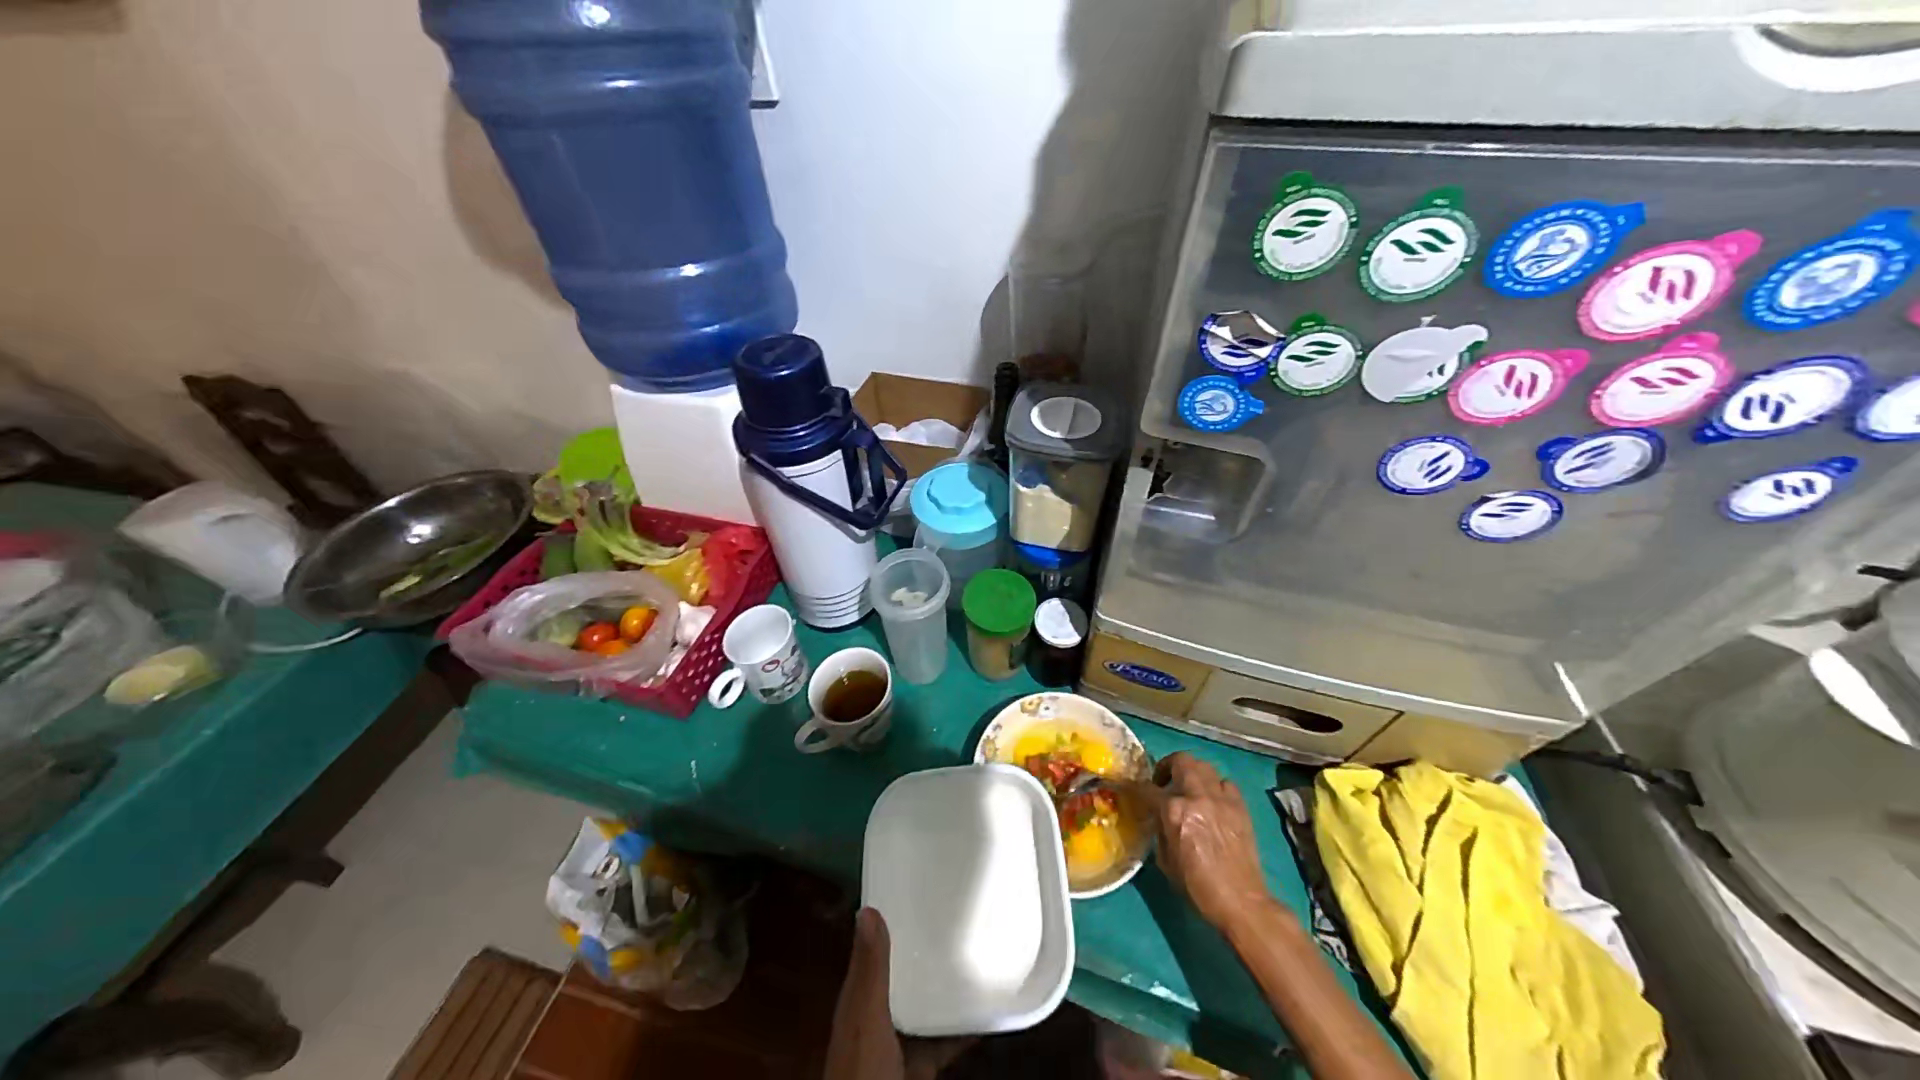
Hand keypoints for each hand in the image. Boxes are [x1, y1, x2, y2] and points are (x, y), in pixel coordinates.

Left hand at [825, 909, 972, 1079]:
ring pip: (925, 1005)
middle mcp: (878, 1017)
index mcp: (858, 1000)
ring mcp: (900, 1044)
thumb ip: (869, 971)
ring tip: (976, 956)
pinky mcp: (920, 1068)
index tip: (918, 892)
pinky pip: (944, 1040)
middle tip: (958, 919)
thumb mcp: (865, 1018)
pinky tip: (985, 1012)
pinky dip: (962, 1027)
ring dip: (945, 987)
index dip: (892, 924)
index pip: (873, 951)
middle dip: (925, 952)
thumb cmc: (863, 1073)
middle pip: (902, 976)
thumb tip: (868, 909)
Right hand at [1150, 753, 1272, 932]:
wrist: (1240, 901)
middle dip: (1166, 766)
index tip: (1131, 788)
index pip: (1148, 789)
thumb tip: (1158, 817)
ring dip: (1191, 772)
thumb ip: (1160, 830)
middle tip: (1163, 781)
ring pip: (1204, 766)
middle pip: (1180, 761)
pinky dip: (1215, 786)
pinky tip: (1212, 801)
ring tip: (1188, 787)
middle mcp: (1197, 797)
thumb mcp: (1165, 860)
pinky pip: (1225, 783)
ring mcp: (1222, 799)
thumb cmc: (1197, 886)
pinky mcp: (1241, 807)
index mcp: (1174, 811)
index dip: (1135, 787)